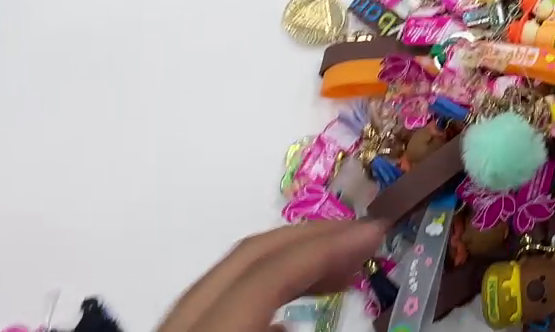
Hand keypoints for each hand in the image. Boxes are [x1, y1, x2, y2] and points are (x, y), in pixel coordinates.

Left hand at [159, 220, 385, 331]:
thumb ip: (311, 329)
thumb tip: (347, 280)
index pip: (267, 274)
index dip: (328, 246)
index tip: (379, 232)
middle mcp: (174, 330)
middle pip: (243, 259)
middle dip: (311, 239)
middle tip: (366, 236)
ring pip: (224, 280)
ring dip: (288, 264)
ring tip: (340, 269)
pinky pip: (211, 310)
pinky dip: (257, 299)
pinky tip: (290, 320)